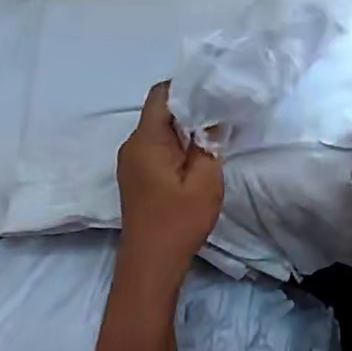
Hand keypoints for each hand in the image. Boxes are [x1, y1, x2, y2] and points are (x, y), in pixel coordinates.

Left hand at [116, 82, 222, 283]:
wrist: (151, 264)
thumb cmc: (179, 220)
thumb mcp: (205, 180)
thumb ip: (209, 143)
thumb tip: (212, 117)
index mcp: (146, 140)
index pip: (161, 94)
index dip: (187, 86)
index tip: (214, 90)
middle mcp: (132, 144)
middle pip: (160, 110)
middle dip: (190, 106)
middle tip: (221, 109)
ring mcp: (131, 161)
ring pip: (159, 129)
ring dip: (184, 127)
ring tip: (213, 131)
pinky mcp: (136, 175)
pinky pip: (156, 146)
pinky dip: (176, 143)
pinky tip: (196, 154)